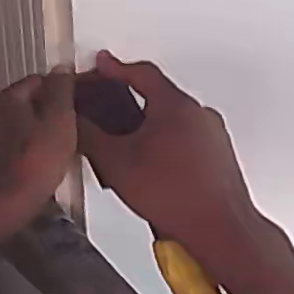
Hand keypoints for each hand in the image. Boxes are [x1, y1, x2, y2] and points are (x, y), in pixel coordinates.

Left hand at [0, 70, 77, 218]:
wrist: (10, 200)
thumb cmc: (37, 159)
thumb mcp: (59, 118)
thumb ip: (61, 89)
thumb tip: (62, 68)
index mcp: (6, 97)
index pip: (39, 79)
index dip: (62, 89)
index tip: (78, 103)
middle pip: (31, 100)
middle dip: (52, 110)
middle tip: (74, 124)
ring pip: (25, 121)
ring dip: (43, 128)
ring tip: (63, 143)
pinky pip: (19, 140)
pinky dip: (33, 144)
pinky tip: (47, 157)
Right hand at [77, 51, 257, 242]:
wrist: (218, 230)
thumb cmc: (177, 196)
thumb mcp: (115, 161)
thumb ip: (89, 135)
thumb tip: (75, 124)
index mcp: (176, 106)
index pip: (141, 73)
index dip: (115, 67)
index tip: (103, 64)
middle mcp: (198, 115)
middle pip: (157, 94)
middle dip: (128, 99)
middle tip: (109, 103)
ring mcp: (212, 137)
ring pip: (171, 119)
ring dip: (145, 125)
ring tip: (124, 144)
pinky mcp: (217, 157)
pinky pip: (184, 139)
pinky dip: (162, 143)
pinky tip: (147, 166)